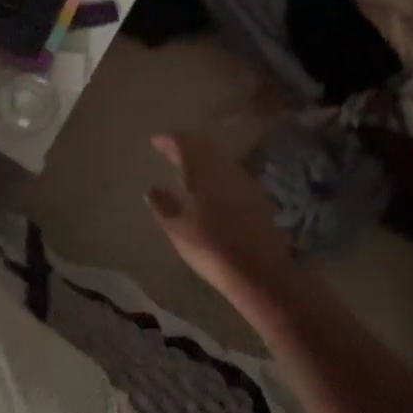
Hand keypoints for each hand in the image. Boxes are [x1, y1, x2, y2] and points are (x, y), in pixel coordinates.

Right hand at [146, 133, 291, 299]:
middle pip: (205, 146)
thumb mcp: (177, 228)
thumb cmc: (211, 247)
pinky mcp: (258, 198)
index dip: (168, 140)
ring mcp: (245, 182)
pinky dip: (217, 175)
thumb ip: (163, 204)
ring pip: (220, 160)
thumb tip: (153, 188)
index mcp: (203, 169)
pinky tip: (212, 189)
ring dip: (204, 159)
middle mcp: (225, 168)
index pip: (184, 142)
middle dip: (187, 145)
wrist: (260, 272)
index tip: (155, 141)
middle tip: (171, 150)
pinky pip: (232, 175)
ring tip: (189, 168)